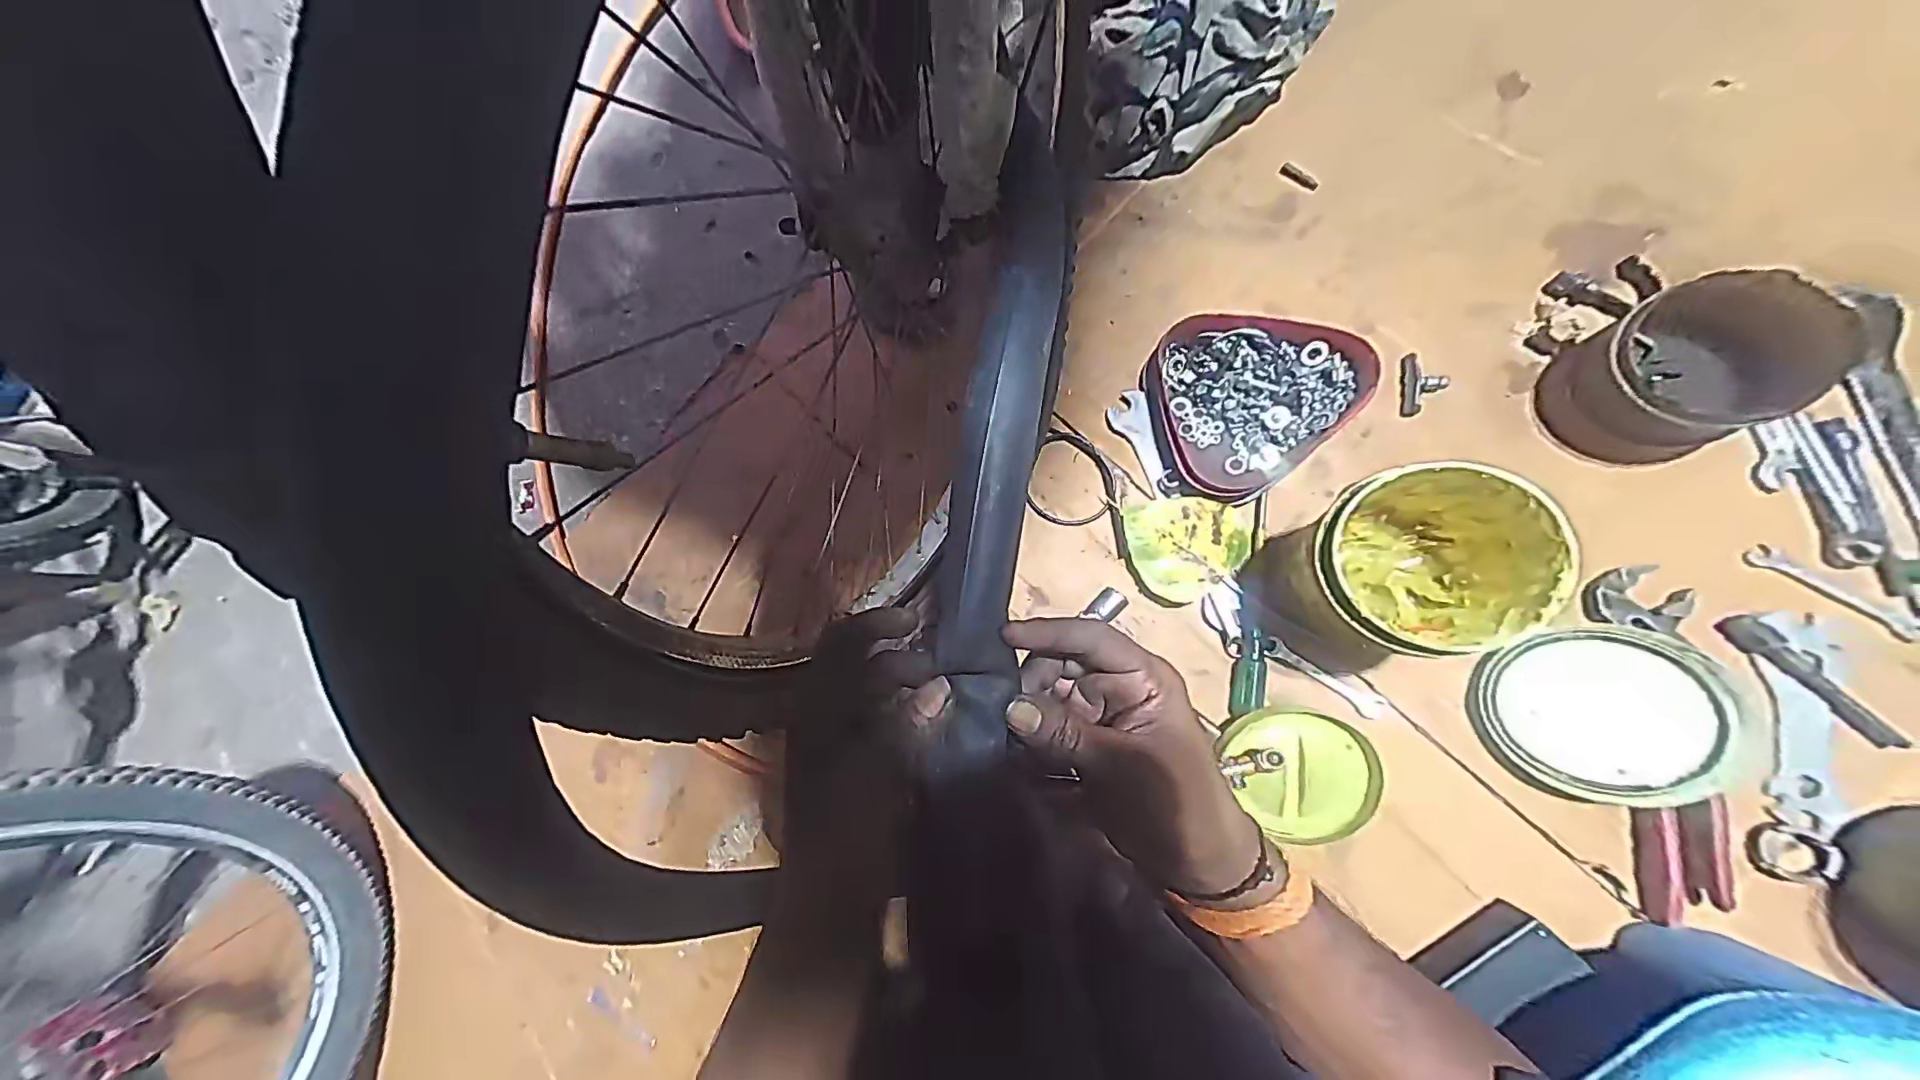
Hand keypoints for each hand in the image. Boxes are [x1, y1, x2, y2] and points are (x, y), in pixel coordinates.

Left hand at [779, 607, 946, 896]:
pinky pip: (867, 716)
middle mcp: (816, 716)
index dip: (879, 622)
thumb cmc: (850, 841)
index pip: (843, 642)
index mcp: (818, 711)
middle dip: (897, 654)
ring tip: (936, 689)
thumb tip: (940, 686)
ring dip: (896, 680)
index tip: (918, 621)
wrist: (824, 904)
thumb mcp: (881, 780)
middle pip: (853, 662)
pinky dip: (894, 707)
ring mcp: (825, 740)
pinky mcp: (838, 763)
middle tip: (937, 666)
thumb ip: (909, 727)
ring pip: (861, 689)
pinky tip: (922, 721)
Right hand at [1001, 617, 1263, 897]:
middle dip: (1032, 685)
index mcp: (1141, 678)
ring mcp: (1101, 717)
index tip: (1004, 636)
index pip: (1091, 637)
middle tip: (1007, 715)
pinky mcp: (1088, 747)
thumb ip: (1064, 734)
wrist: (1199, 866)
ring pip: (1050, 699)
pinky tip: (1026, 765)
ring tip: (1015, 745)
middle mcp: (1118, 689)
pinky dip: (1035, 744)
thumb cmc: (1176, 804)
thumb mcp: (1120, 765)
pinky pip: (1050, 732)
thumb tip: (1011, 706)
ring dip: (1030, 719)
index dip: (1048, 632)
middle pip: (1061, 666)